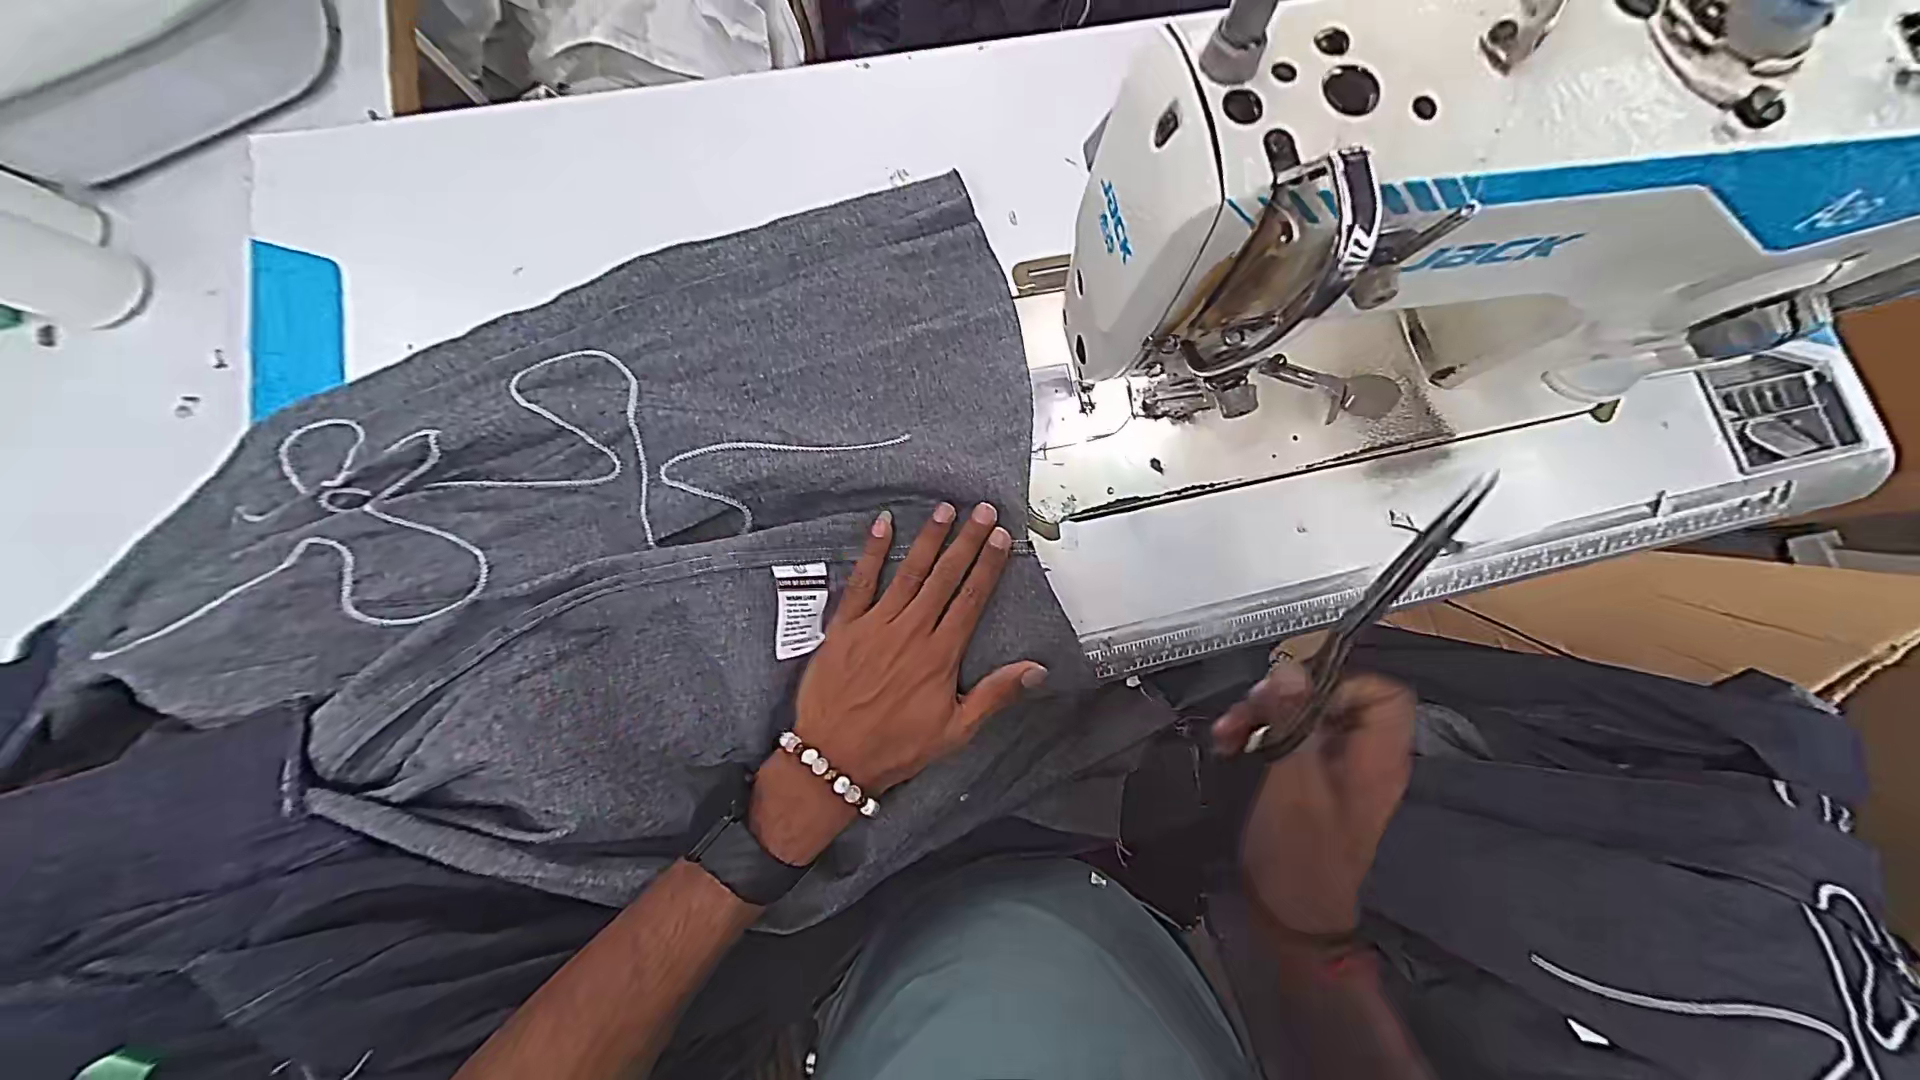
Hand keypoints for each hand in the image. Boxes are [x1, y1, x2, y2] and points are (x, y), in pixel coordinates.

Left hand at [751, 503, 1044, 862]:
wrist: (834, 758)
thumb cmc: (894, 747)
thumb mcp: (954, 731)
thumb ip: (994, 695)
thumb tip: (1034, 670)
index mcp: (940, 654)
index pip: (971, 598)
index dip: (988, 565)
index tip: (1001, 538)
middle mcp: (911, 631)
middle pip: (946, 577)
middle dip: (967, 541)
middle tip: (982, 511)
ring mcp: (876, 625)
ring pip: (910, 572)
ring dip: (929, 538)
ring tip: (944, 510)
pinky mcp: (845, 626)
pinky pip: (861, 581)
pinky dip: (872, 551)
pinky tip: (882, 525)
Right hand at [1212, 659, 1413, 936]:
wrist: (1291, 912)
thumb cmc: (1300, 853)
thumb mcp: (1293, 783)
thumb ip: (1292, 723)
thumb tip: (1289, 668)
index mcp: (1377, 757)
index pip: (1382, 693)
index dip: (1339, 682)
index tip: (1292, 693)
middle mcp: (1363, 755)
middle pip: (1332, 697)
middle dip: (1282, 698)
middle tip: (1245, 711)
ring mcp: (1336, 764)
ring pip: (1303, 712)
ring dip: (1260, 714)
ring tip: (1227, 732)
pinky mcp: (1310, 773)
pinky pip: (1288, 733)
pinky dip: (1259, 732)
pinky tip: (1230, 742)